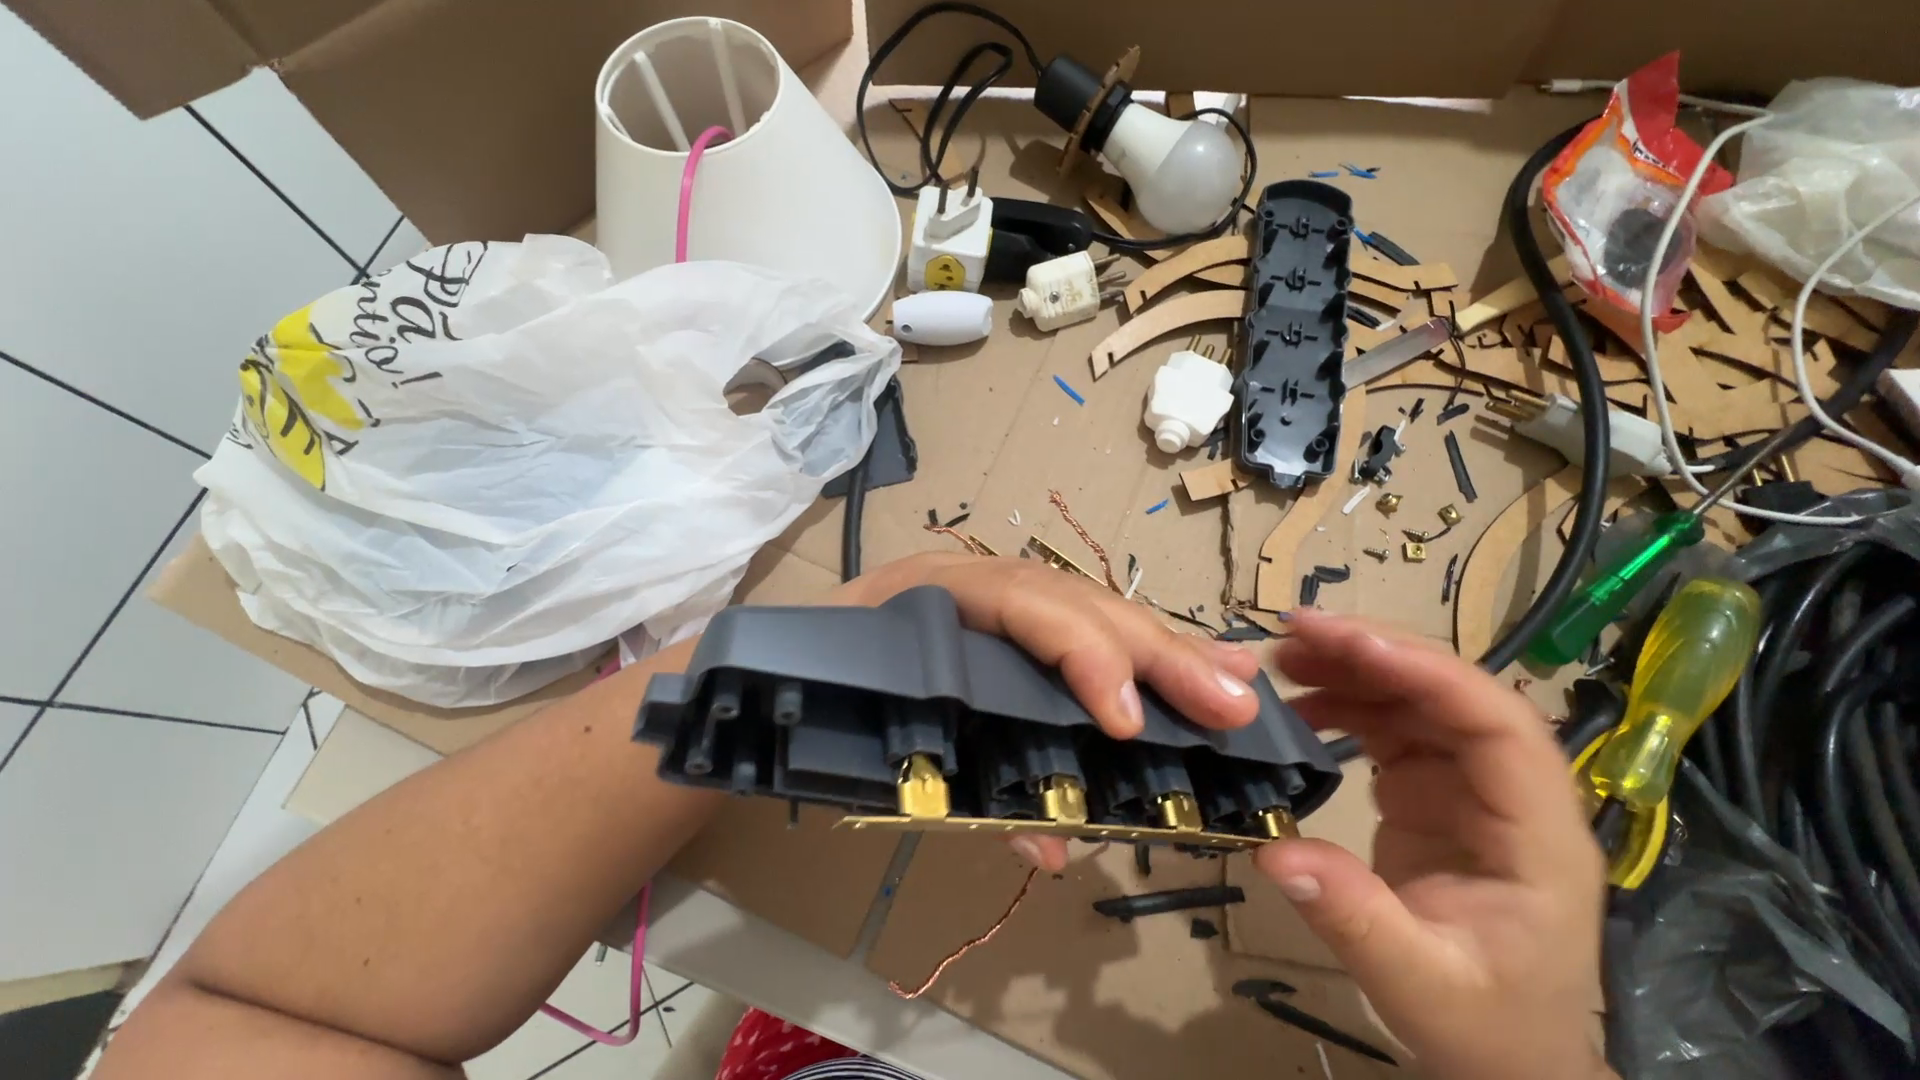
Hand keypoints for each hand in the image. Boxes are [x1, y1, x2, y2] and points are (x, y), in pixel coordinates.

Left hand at [834, 552, 1261, 871]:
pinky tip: (1201, 662)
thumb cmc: (813, 701)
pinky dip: (1144, 649)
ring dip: (1166, 646)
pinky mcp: (1010, 620)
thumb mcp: (867, 737)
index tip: (1124, 720)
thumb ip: (954, 792)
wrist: (773, 674)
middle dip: (1153, 652)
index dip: (1078, 654)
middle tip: (1230, 705)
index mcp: (922, 595)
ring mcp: (993, 593)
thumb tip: (1047, 851)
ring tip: (1234, 681)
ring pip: (1089, 606)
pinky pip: (1084, 627)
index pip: (1016, 603)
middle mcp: (968, 581)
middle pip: (1072, 600)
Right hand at [1254, 609, 1609, 1079]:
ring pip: (1420, 701)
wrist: (1508, 1054)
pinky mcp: (1435, 794)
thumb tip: (1273, 851)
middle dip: (1377, 653)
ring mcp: (1472, 788)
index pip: (1496, 724)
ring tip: (1283, 659)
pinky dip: (1346, 706)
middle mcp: (1512, 792)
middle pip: (1455, 694)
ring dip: (1355, 670)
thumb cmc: (1485, 1024)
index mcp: (1538, 833)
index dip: (1427, 673)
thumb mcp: (1418, 984)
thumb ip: (1353, 917)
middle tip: (1294, 632)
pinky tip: (1301, 706)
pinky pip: (1393, 729)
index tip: (1346, 643)